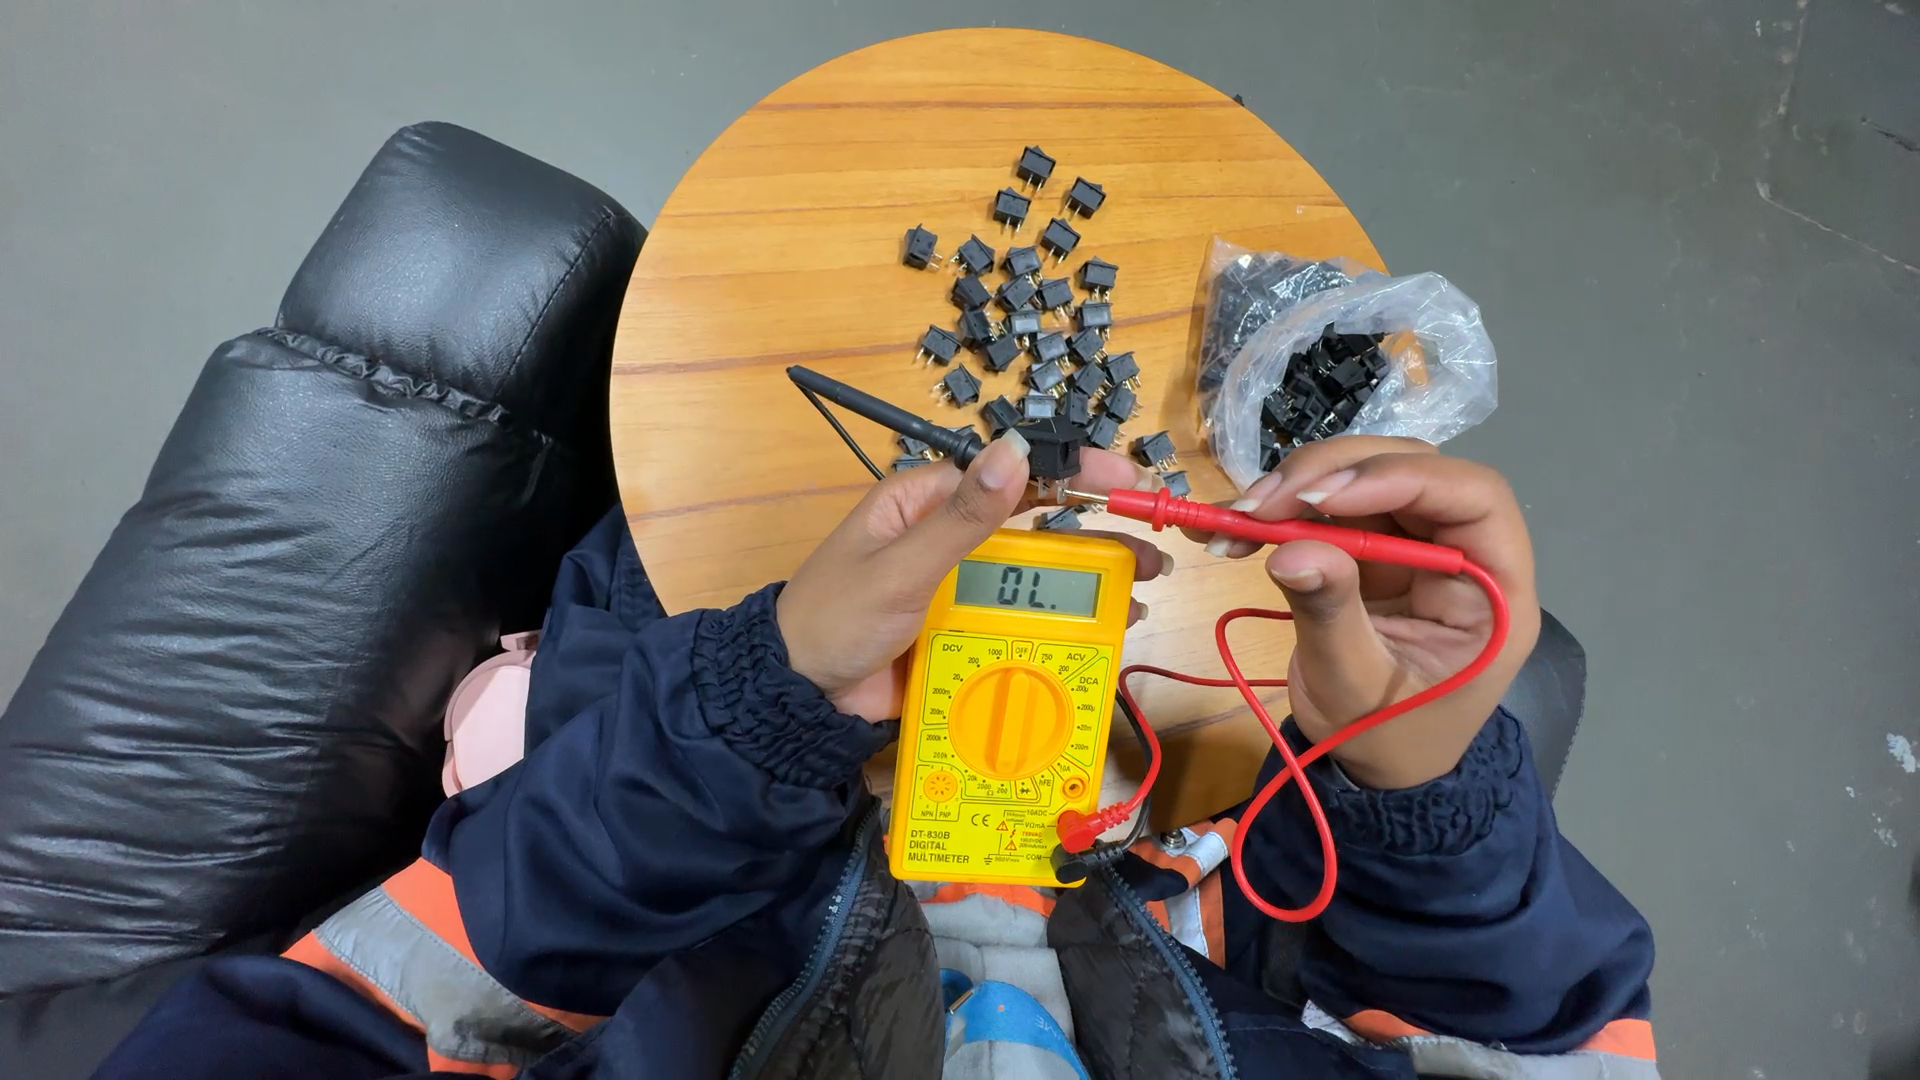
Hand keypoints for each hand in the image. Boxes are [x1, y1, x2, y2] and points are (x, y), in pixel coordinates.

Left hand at [779, 435, 1171, 720]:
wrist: (801, 696)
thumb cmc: (837, 618)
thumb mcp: (899, 566)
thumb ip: (959, 518)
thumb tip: (1014, 449)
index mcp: (925, 501)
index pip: (1007, 473)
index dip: (1070, 470)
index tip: (1125, 480)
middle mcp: (949, 535)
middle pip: (1034, 524)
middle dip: (1096, 530)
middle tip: (1154, 544)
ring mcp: (959, 583)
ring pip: (1034, 573)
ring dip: (1088, 577)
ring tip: (1142, 589)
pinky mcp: (963, 625)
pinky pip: (1018, 616)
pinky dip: (1059, 619)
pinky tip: (1099, 627)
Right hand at [1188, 436, 1540, 788]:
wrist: (1372, 762)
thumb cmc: (1383, 734)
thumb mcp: (1353, 683)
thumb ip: (1329, 613)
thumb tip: (1288, 551)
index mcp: (1490, 587)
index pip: (1469, 497)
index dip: (1398, 478)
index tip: (1319, 499)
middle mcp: (1453, 550)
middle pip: (1406, 468)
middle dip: (1327, 475)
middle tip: (1258, 504)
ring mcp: (1405, 546)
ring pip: (1357, 479)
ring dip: (1290, 490)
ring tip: (1235, 520)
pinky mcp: (1362, 552)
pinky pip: (1319, 512)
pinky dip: (1273, 514)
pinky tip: (1231, 530)